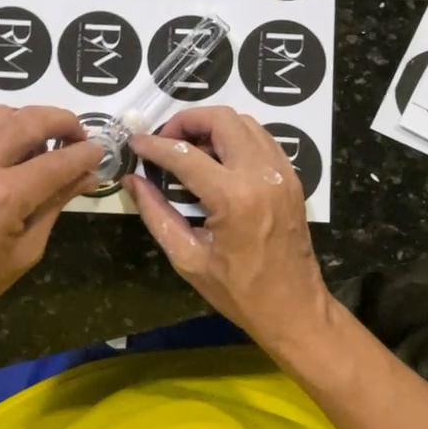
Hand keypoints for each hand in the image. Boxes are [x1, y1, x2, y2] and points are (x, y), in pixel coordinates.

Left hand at [0, 105, 102, 345]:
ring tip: (46, 142)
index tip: (101, 151)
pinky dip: (1, 130)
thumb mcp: (26, 249)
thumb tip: (87, 175)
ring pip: (0, 114)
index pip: (57, 161)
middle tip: (80, 136)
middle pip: (30, 120)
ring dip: (30, 120)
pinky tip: (12, 151)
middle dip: (62, 121)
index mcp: (2, 196)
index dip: (85, 154)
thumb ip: (56, 203)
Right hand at [126, 107, 336, 349]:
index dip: (154, 145)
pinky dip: (234, 137)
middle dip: (186, 122)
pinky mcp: (290, 177)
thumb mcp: (187, 258)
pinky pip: (260, 138)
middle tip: (164, 143)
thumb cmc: (239, 292)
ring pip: (243, 122)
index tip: (134, 143)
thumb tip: (133, 180)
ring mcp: (282, 172)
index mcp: (234, 198)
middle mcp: (261, 175)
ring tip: (188, 149)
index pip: (185, 154)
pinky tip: (216, 159)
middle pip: (221, 119)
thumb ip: (156, 214)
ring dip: (211, 126)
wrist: (295, 309)